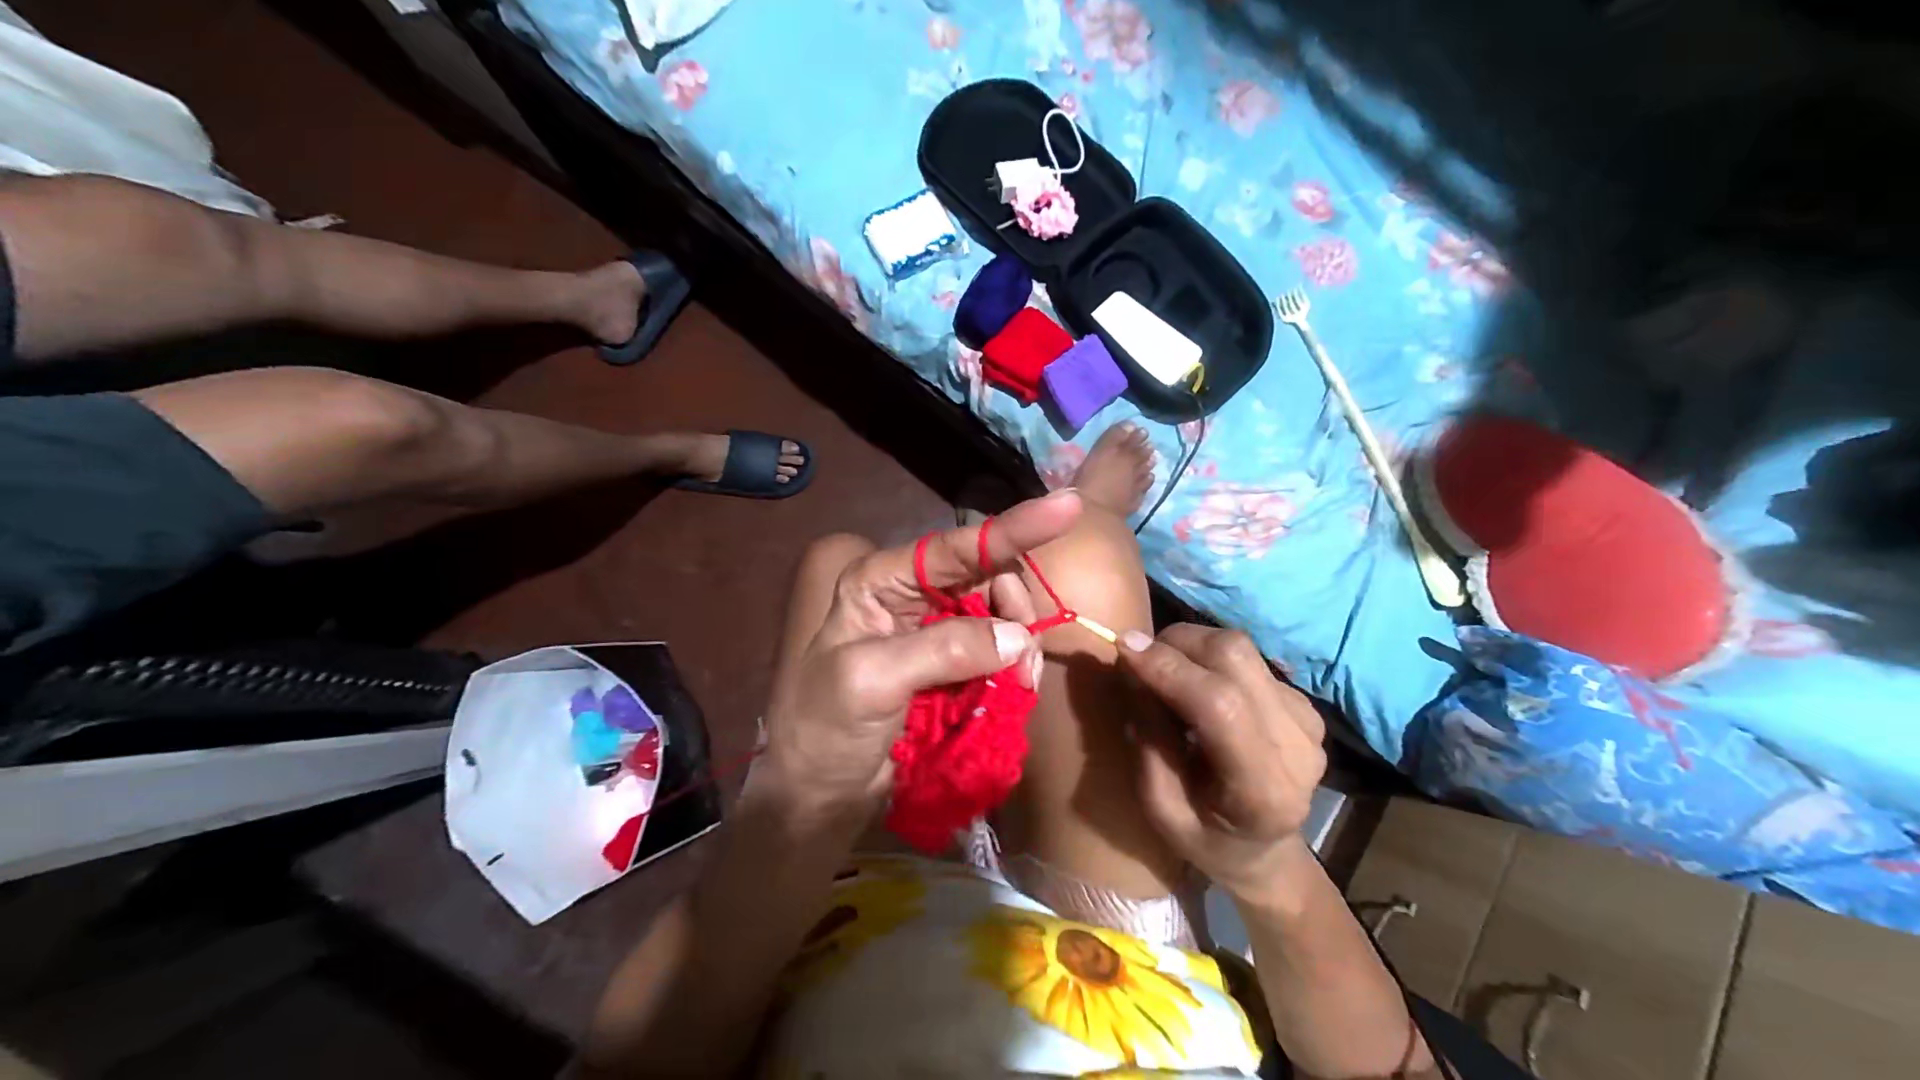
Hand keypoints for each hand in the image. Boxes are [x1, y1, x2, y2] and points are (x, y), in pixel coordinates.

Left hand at [755, 490, 1082, 823]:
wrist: (820, 792)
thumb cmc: (824, 727)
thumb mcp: (871, 680)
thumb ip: (943, 650)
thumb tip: (1016, 637)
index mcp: (881, 581)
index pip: (955, 547)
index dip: (1012, 528)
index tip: (1068, 506)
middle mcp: (912, 595)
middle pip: (988, 576)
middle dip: (1015, 608)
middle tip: (1023, 660)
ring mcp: (935, 631)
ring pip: (1000, 614)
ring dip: (1019, 643)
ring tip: (1018, 683)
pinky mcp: (953, 666)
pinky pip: (1000, 651)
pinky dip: (1015, 665)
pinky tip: (1015, 688)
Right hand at [1118, 624, 1327, 905]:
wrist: (1265, 851)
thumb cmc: (1205, 839)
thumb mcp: (1161, 808)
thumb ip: (1148, 741)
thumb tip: (1132, 672)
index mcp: (1262, 788)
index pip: (1219, 705)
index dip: (1169, 668)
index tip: (1123, 647)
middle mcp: (1296, 746)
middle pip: (1235, 657)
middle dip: (1176, 643)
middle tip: (1139, 658)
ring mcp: (1306, 720)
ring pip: (1241, 649)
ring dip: (1191, 645)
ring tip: (1164, 669)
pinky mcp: (1303, 703)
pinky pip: (1248, 659)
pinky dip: (1209, 659)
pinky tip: (1196, 685)